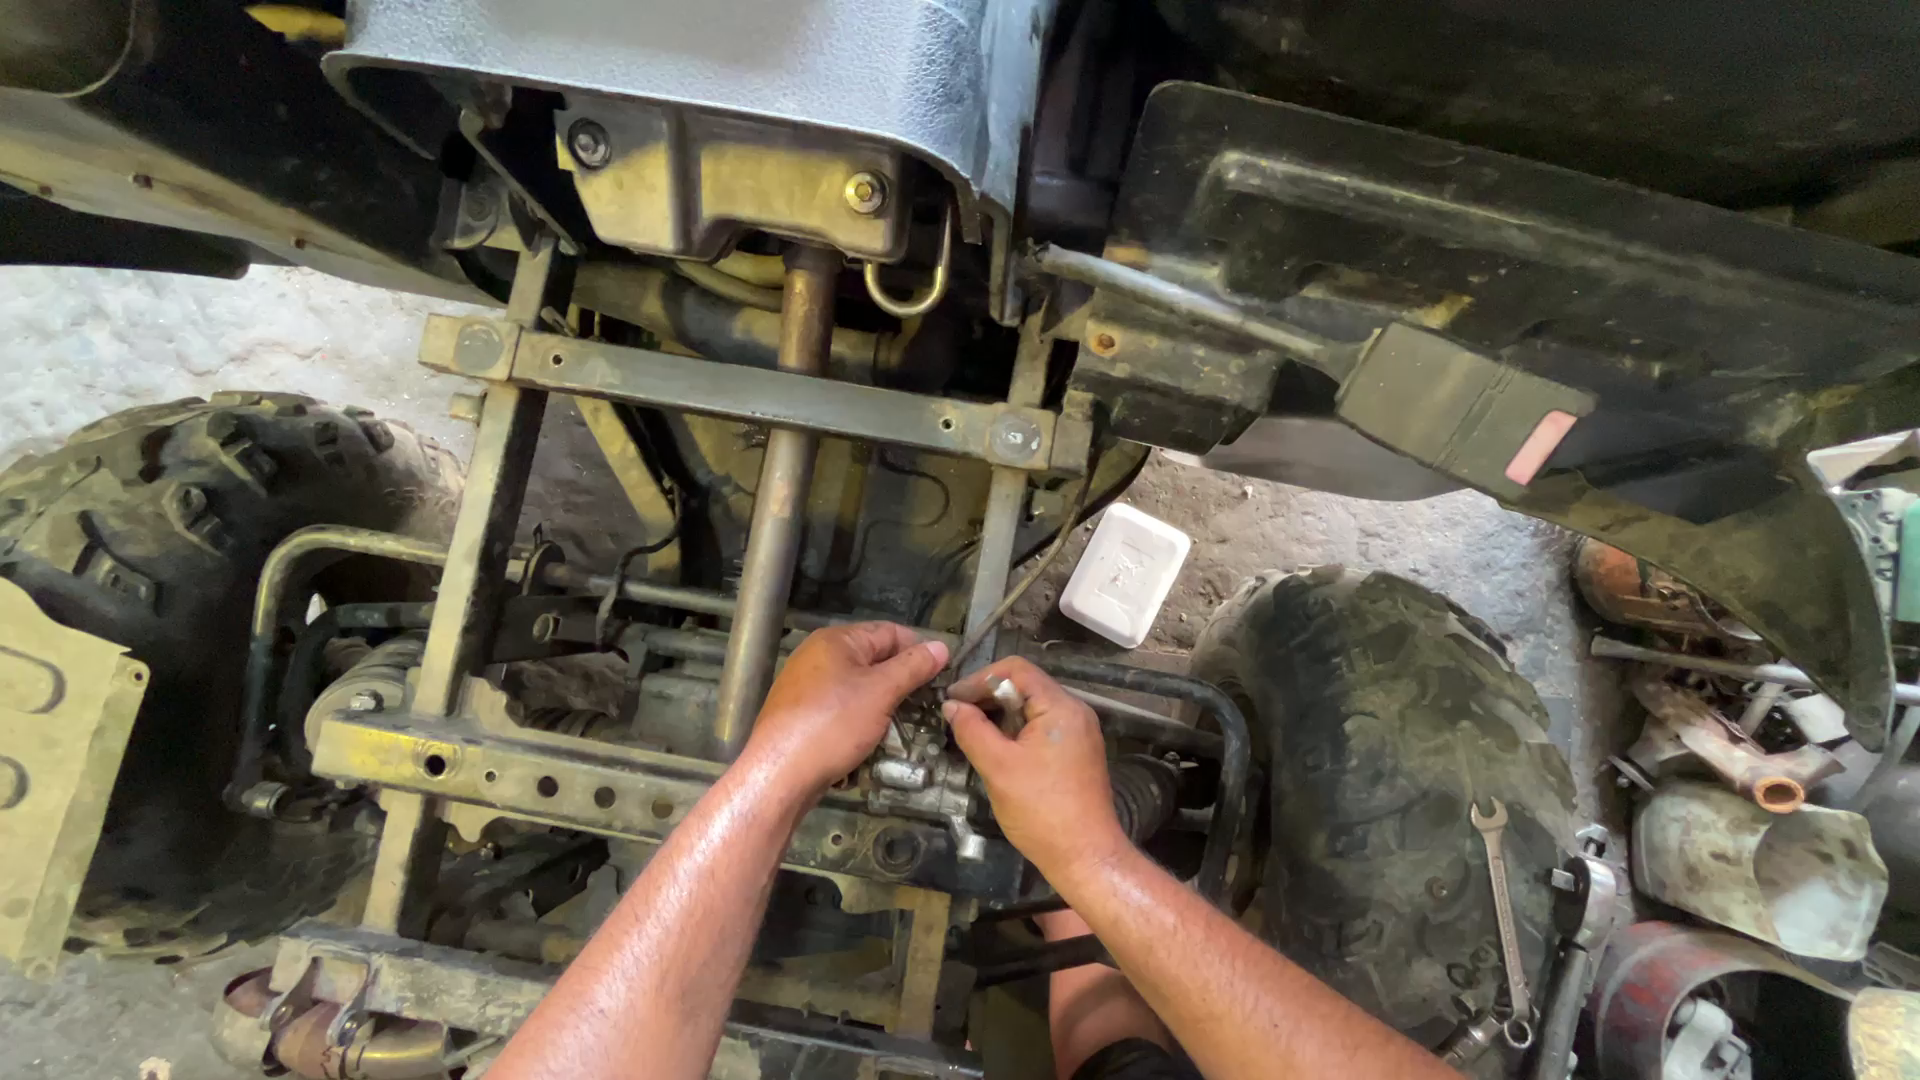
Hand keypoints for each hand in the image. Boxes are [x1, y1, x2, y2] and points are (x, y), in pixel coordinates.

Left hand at [745, 622, 947, 796]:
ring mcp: (807, 686)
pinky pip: (842, 708)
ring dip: (884, 702)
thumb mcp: (881, 692)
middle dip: (902, 679)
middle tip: (929, 701)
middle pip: (874, 658)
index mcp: (836, 640)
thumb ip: (913, 667)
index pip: (889, 632)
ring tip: (906, 722)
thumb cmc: (832, 725)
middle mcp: (818, 656)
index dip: (919, 649)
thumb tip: (941, 646)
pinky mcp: (803, 715)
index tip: (943, 673)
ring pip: (859, 686)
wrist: (780, 775)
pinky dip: (862, 719)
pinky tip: (874, 737)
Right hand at [942, 658, 1128, 878]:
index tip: (954, 699)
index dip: (980, 679)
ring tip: (972, 732)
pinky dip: (1017, 730)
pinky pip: (1043, 726)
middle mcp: (1075, 711)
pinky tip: (997, 748)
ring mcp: (1079, 732)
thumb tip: (951, 705)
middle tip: (958, 716)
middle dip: (989, 696)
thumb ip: (972, 730)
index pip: (1016, 669)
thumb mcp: (997, 767)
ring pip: (1033, 707)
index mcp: (1060, 707)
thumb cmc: (1041, 810)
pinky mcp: (1077, 751)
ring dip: (1001, 714)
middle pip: (1026, 685)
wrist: (1086, 857)